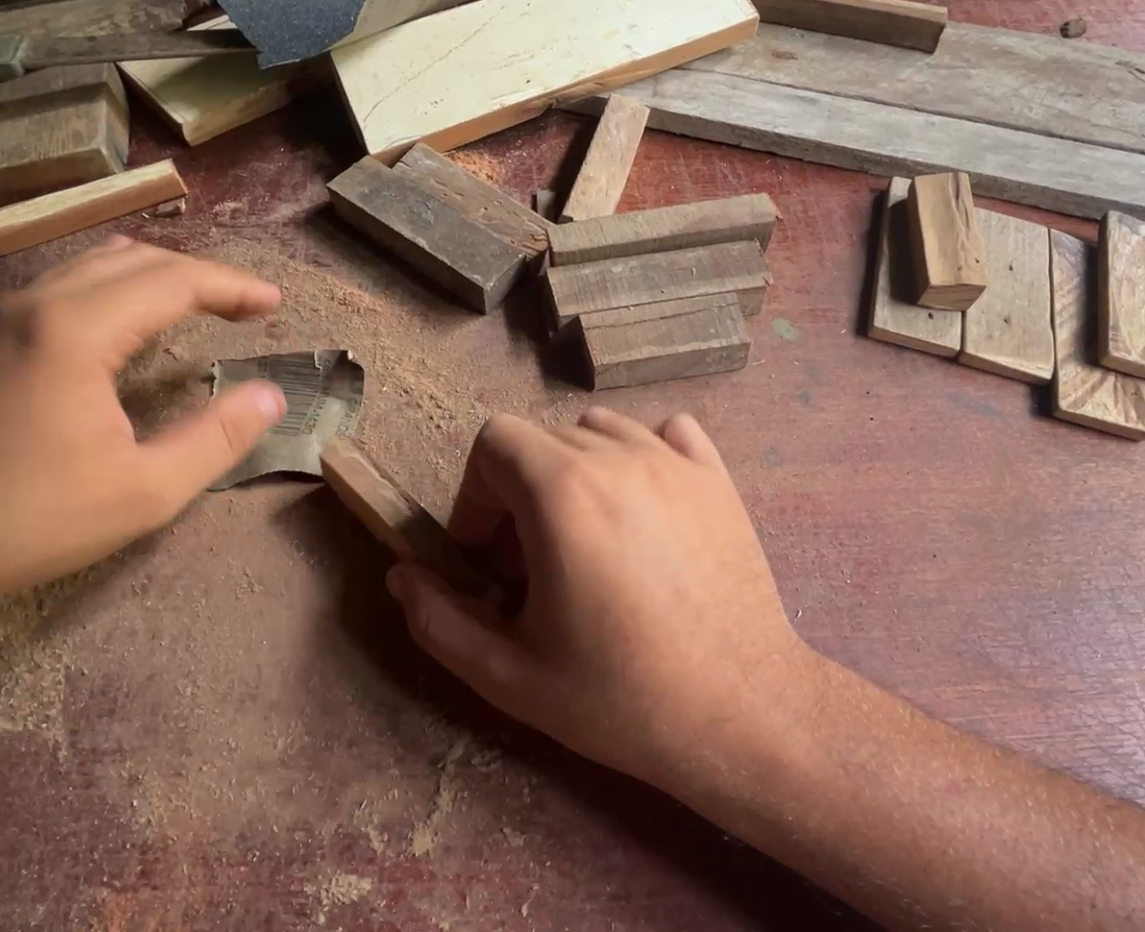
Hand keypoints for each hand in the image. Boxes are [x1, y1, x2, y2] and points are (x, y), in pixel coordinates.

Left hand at [0, 238, 284, 618]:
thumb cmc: (28, 521)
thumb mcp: (145, 492)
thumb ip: (217, 438)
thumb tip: (270, 396)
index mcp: (77, 331)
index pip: (174, 281)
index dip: (233, 287)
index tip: (275, 304)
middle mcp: (36, 306)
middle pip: (135, 262)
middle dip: (201, 276)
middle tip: (248, 306)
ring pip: (92, 268)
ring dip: (156, 278)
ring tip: (200, 304)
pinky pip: (63, 290)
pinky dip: (114, 291)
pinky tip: (127, 323)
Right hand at [384, 408, 812, 788]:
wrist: (742, 713)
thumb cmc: (620, 697)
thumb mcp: (508, 675)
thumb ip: (439, 620)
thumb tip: (402, 575)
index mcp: (561, 492)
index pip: (493, 441)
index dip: (476, 496)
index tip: (490, 558)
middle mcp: (618, 457)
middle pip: (541, 439)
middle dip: (520, 493)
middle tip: (535, 566)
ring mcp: (675, 461)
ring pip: (601, 431)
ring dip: (576, 471)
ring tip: (588, 537)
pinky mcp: (718, 478)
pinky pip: (668, 433)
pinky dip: (643, 456)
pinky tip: (646, 509)